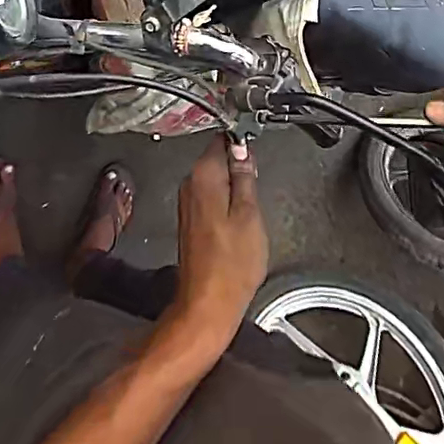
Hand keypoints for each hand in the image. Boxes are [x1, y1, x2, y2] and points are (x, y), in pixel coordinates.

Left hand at [173, 136, 267, 335]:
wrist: (207, 303)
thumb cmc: (231, 265)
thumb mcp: (250, 214)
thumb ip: (245, 176)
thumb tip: (242, 148)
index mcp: (203, 175)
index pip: (222, 140)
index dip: (242, 145)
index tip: (255, 160)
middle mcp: (190, 183)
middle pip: (218, 159)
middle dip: (239, 171)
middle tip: (255, 196)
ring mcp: (187, 201)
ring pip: (216, 180)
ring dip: (233, 190)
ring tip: (247, 217)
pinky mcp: (190, 218)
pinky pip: (211, 198)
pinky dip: (225, 205)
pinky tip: (236, 227)